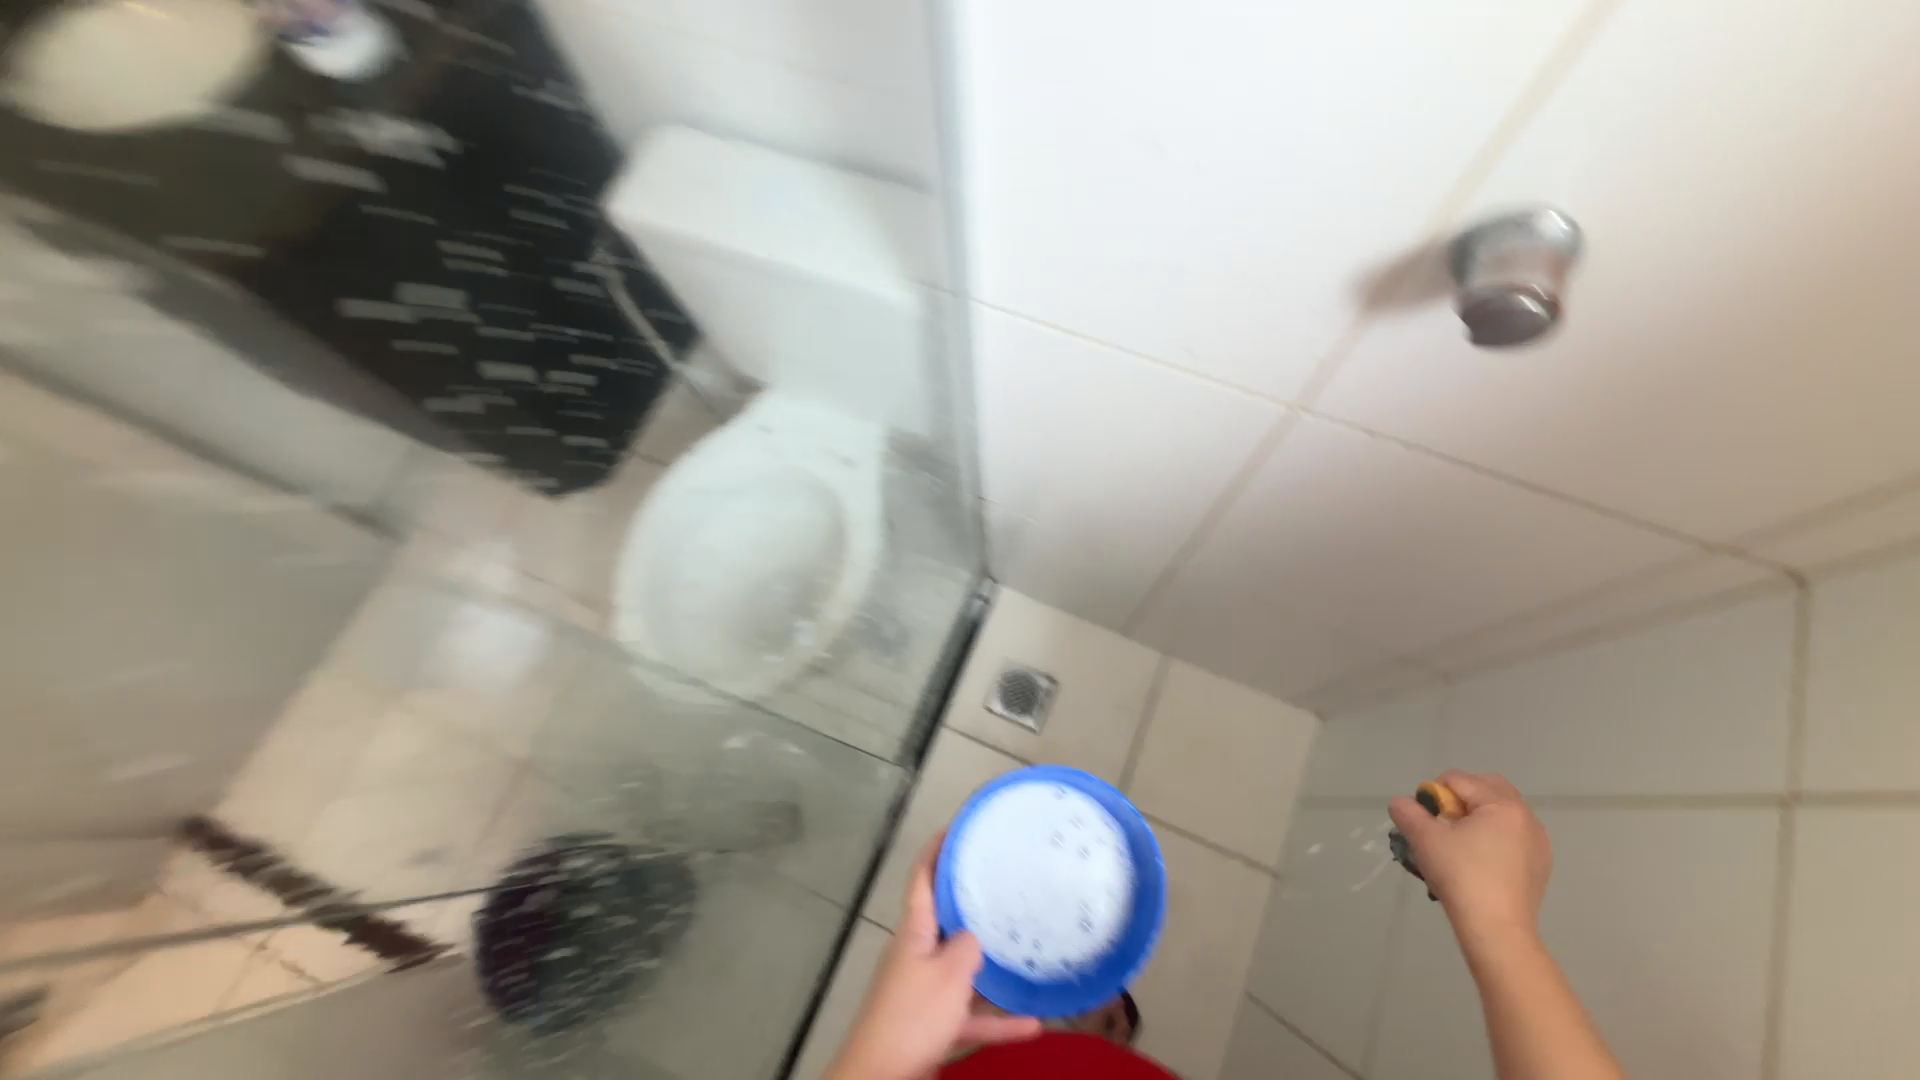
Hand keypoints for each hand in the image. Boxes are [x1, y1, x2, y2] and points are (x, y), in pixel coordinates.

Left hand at [826, 834, 1041, 1079]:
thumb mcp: (949, 974)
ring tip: (1022, 947)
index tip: (958, 827)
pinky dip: (995, 1019)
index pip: (923, 876)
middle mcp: (916, 952)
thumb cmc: (913, 1014)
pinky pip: (968, 1015)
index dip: (937, 848)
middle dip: (970, 900)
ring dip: (988, 962)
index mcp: (914, 930)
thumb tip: (973, 938)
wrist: (881, 1075)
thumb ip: (967, 947)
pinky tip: (1032, 1023)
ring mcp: (922, 988)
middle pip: (943, 917)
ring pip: (959, 966)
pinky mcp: (930, 1023)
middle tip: (1001, 882)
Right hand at [1389, 771, 1551, 944]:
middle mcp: (1526, 817)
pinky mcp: (1541, 864)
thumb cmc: (1460, 875)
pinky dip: (1494, 836)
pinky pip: (1514, 834)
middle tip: (1444, 824)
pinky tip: (1479, 860)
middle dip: (1461, 797)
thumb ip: (1407, 811)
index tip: (1427, 821)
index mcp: (1502, 805)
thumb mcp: (1423, 838)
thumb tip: (1402, 803)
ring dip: (1478, 815)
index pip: (1458, 779)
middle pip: (1487, 787)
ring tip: (1460, 843)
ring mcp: (1538, 842)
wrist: (1496, 928)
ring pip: (1502, 811)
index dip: (1434, 794)